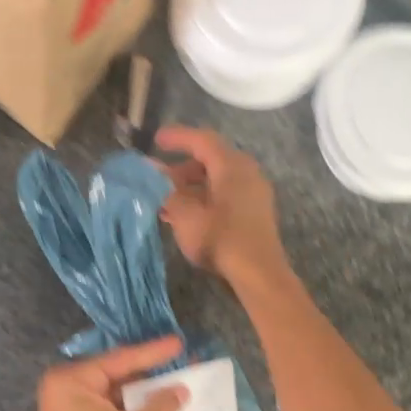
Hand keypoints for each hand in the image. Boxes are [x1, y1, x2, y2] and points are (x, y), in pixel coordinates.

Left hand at [27, 336, 189, 410]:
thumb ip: (160, 407)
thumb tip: (181, 390)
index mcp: (73, 379)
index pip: (121, 359)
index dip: (153, 352)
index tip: (179, 342)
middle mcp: (67, 386)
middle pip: (117, 373)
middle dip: (150, 373)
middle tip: (182, 362)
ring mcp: (69, 406)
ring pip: (114, 392)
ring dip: (143, 393)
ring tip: (176, 384)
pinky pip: (108, 407)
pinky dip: (131, 408)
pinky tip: (156, 407)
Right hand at [156, 127, 289, 287]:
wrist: (258, 272)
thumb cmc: (220, 239)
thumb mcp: (186, 215)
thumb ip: (167, 190)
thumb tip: (151, 172)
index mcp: (231, 165)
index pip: (202, 140)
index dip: (177, 138)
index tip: (155, 140)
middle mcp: (246, 172)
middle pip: (210, 160)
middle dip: (181, 168)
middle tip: (159, 180)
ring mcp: (254, 192)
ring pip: (217, 179)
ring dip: (191, 187)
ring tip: (167, 204)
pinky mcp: (255, 212)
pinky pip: (226, 194)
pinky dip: (204, 198)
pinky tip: (187, 217)